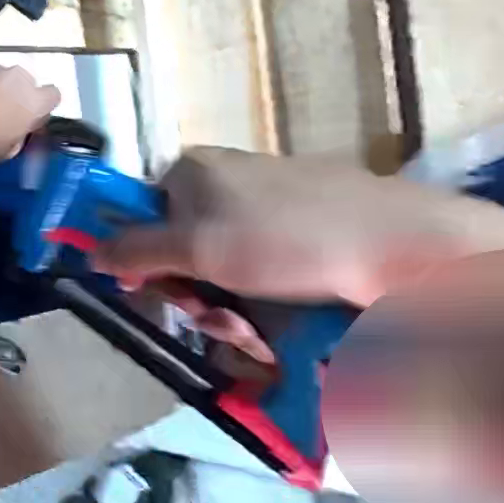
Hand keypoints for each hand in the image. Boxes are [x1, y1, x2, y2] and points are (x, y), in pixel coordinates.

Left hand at [0, 57, 59, 181]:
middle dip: (16, 93)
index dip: (39, 107)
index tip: (25, 117)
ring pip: (0, 72)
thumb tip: (21, 124)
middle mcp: (18, 76)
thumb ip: (23, 131)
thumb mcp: (9, 150)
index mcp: (34, 100)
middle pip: (26, 81)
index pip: (52, 95)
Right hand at [88, 147, 503, 305]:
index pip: (138, 213)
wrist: (415, 247)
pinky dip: (263, 299)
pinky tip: (279, 324)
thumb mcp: (196, 249)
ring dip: (226, 307)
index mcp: (189, 170)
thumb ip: (133, 251)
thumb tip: (88, 253)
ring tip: (253, 333)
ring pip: (222, 264)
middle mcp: (224, 179)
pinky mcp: (311, 227)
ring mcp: (270, 202)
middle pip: (179, 245)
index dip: (141, 257)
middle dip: (191, 292)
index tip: (156, 292)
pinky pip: (264, 267)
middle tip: (214, 320)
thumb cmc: (288, 239)